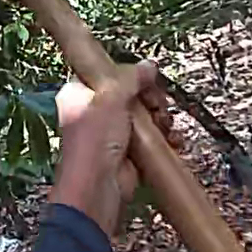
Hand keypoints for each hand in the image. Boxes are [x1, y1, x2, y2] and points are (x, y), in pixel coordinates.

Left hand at [48, 62, 173, 235]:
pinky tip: (173, 141)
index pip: (107, 75)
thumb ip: (130, 79)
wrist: (98, 186)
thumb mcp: (111, 98)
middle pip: (130, 95)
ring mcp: (110, 133)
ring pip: (144, 116)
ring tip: (165, 127)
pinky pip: (150, 138)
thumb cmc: (95, 137)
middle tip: (157, 107)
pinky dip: (164, 138)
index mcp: (78, 94)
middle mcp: (92, 111)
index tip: (147, 81)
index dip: (129, 78)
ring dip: (161, 120)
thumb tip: (149, 65)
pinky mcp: (127, 152)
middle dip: (151, 101)